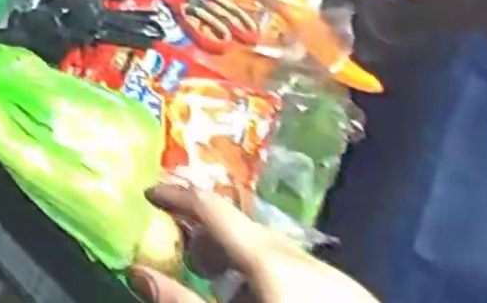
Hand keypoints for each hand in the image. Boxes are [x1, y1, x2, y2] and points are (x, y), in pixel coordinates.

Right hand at [131, 183, 377, 302]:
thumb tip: (137, 271)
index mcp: (276, 263)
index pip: (213, 206)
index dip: (176, 196)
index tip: (146, 197)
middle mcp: (312, 265)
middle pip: (246, 229)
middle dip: (206, 234)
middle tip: (179, 252)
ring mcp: (348, 291)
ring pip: (277, 255)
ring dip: (239, 259)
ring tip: (219, 288)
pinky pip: (306, 280)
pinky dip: (271, 281)